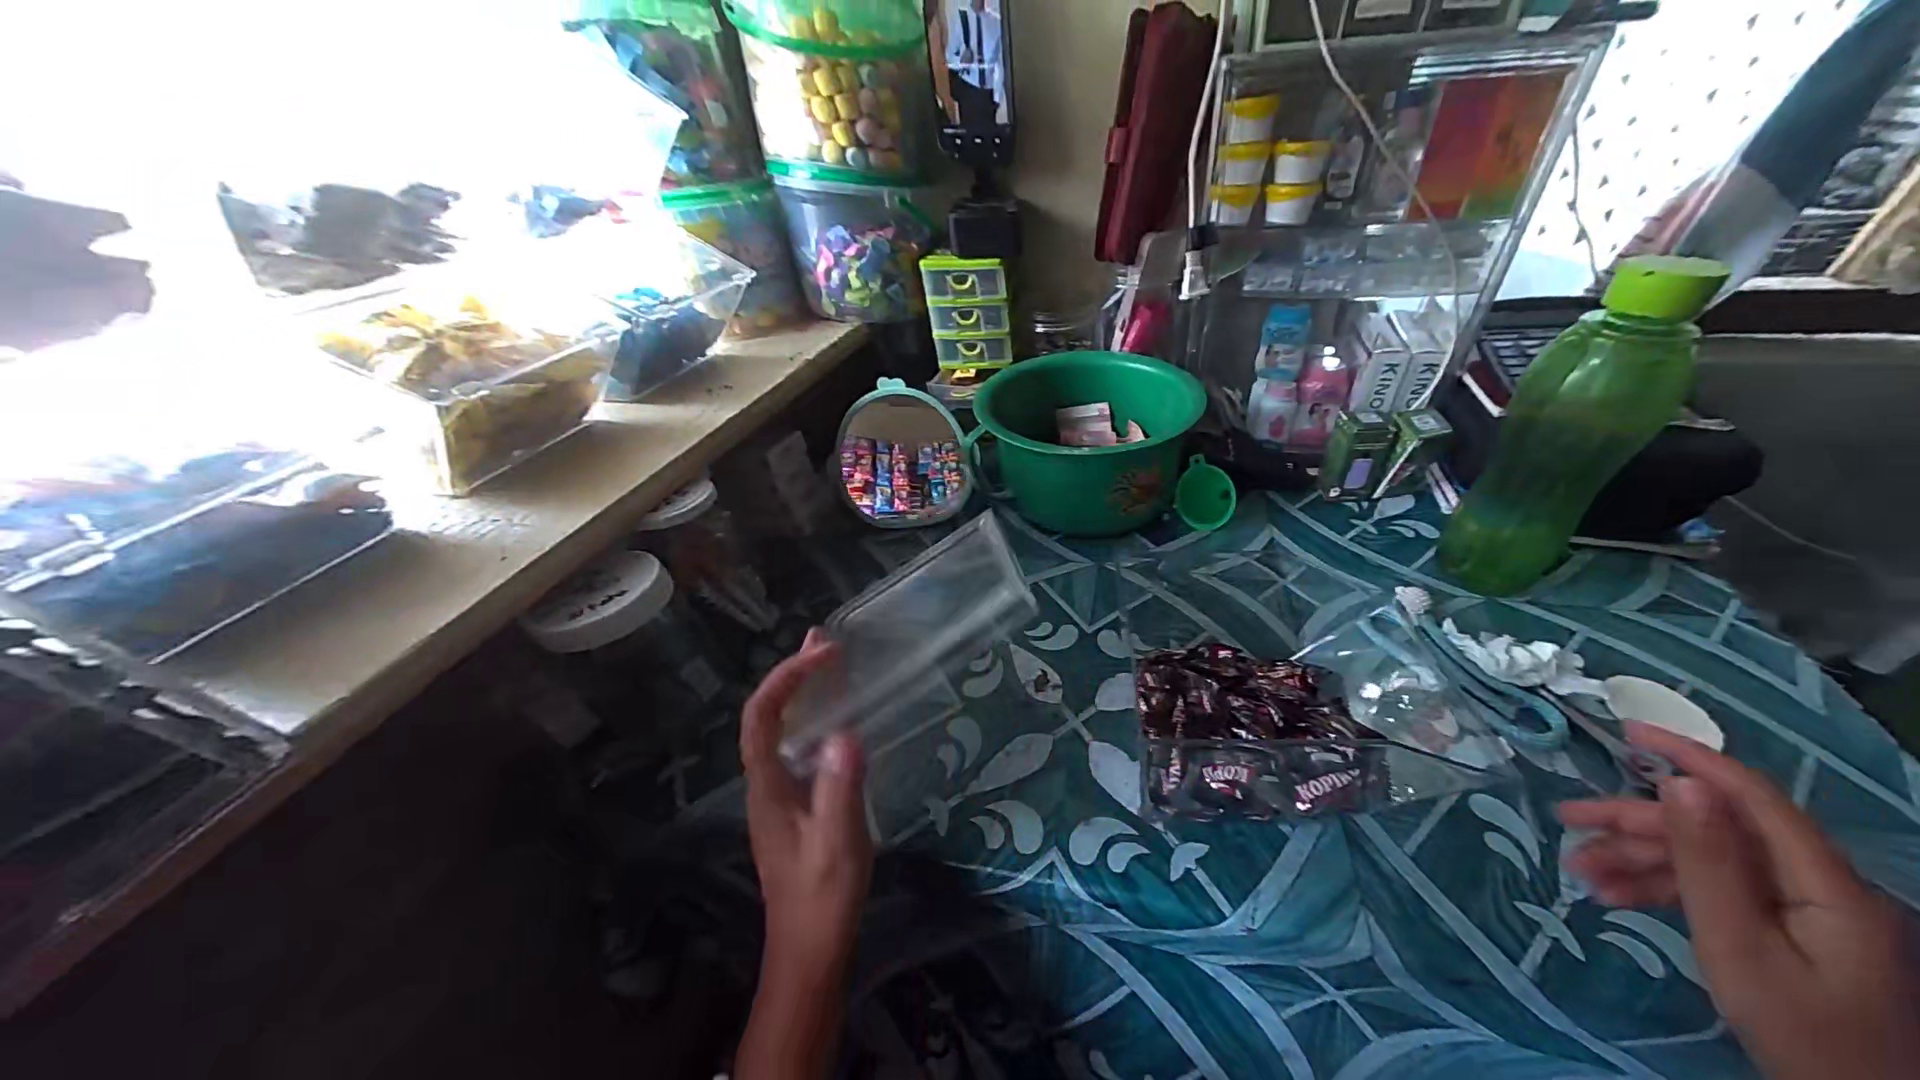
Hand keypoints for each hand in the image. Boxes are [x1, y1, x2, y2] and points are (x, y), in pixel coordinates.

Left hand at [738, 629, 872, 980]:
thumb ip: (840, 790)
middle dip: (792, 674)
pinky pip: (800, 747)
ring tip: (830, 662)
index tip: (825, 655)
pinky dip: (816, 720)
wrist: (810, 949)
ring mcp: (780, 794)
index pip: (762, 717)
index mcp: (768, 787)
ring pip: (783, 730)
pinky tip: (838, 718)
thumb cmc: (822, 898)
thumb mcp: (837, 845)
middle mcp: (767, 783)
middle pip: (767, 716)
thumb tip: (846, 733)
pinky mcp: (797, 805)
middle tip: (824, 641)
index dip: (787, 679)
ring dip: (802, 693)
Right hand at [1558, 722, 1918, 1079]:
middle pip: (1716, 829)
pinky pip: (1716, 890)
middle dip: (1637, 822)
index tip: (1626, 733)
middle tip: (1567, 820)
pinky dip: (1662, 887)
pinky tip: (1614, 896)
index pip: (1750, 796)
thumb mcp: (1739, 945)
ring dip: (1639, 859)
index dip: (1689, 758)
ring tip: (1578, 870)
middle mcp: (1817, 884)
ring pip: (1707, 859)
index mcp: (1824, 883)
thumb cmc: (1799, 1031)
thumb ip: (1710, 862)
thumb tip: (1681, 782)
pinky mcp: (1787, 931)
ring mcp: (1803, 909)